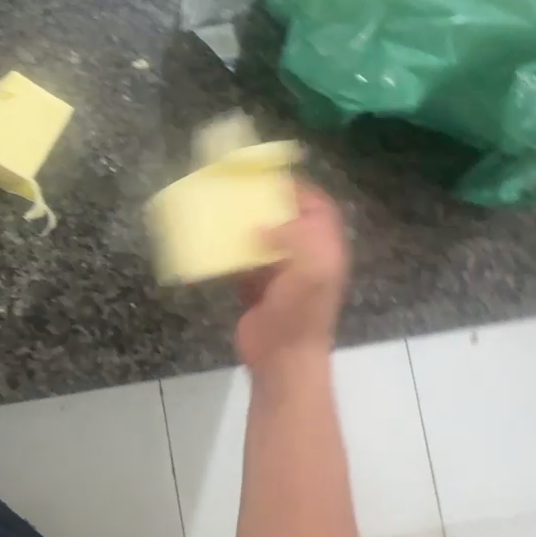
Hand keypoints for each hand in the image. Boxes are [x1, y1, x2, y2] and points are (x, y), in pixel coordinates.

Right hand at [234, 183, 347, 375]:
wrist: (282, 358)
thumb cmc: (300, 313)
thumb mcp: (311, 269)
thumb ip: (295, 237)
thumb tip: (261, 225)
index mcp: (325, 250)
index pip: (319, 209)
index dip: (300, 190)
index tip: (271, 178)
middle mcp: (305, 259)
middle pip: (288, 221)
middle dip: (266, 206)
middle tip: (239, 193)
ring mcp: (280, 276)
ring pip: (262, 241)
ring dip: (242, 228)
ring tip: (220, 214)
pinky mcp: (256, 290)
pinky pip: (241, 263)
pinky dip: (227, 253)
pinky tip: (210, 246)